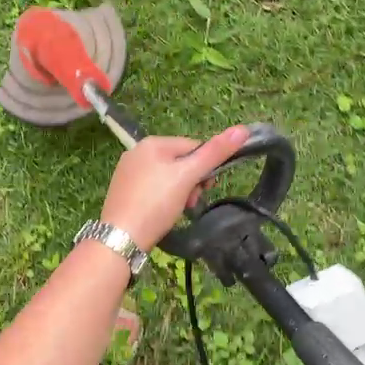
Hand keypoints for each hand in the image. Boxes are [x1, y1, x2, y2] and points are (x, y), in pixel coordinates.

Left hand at [98, 126, 249, 249]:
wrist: (122, 235)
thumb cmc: (156, 202)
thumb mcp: (188, 176)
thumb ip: (215, 153)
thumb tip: (242, 129)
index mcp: (152, 143)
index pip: (193, 146)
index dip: (206, 167)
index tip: (207, 187)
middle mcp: (137, 152)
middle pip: (180, 162)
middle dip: (192, 182)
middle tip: (191, 201)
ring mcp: (128, 171)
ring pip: (168, 176)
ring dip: (180, 192)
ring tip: (179, 209)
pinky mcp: (124, 190)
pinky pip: (153, 188)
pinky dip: (163, 198)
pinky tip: (163, 213)